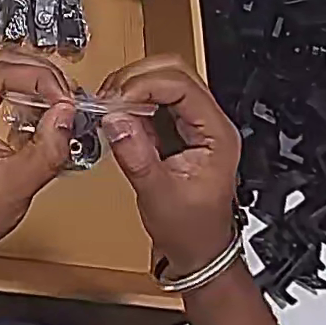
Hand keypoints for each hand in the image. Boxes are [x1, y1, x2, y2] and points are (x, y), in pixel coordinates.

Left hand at [0, 50, 76, 268]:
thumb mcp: (16, 184)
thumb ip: (46, 148)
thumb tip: (67, 113)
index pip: (3, 71)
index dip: (40, 78)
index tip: (64, 99)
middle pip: (4, 63)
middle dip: (42, 74)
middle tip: (66, 96)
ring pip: (6, 70)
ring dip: (37, 80)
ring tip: (61, 103)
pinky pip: (4, 87)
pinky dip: (29, 92)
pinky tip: (46, 111)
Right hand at [99, 55, 241, 278]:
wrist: (198, 253)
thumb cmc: (191, 232)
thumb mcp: (159, 197)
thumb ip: (136, 156)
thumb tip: (115, 119)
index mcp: (216, 134)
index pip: (182, 86)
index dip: (146, 86)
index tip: (118, 99)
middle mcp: (208, 120)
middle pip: (174, 71)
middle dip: (137, 78)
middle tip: (109, 98)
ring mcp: (193, 121)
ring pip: (163, 78)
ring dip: (132, 85)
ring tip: (109, 105)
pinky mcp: (176, 125)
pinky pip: (153, 97)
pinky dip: (131, 98)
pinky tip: (116, 113)